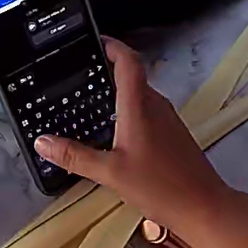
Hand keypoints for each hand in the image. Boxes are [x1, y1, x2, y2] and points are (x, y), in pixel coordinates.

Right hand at [35, 39, 237, 230]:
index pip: (128, 61)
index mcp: (140, 107)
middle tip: (81, 75)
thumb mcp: (110, 173)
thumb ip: (75, 156)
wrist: (203, 205)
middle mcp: (156, 106)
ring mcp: (168, 118)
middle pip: (132, 75)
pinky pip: (148, 111)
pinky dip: (129, 111)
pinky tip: (115, 131)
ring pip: (140, 94)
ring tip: (92, 102)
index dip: (112, 45)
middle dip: (107, 71)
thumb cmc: (162, 187)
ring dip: (118, 92)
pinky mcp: (173, 132)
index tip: (94, 41)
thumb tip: (44, 142)